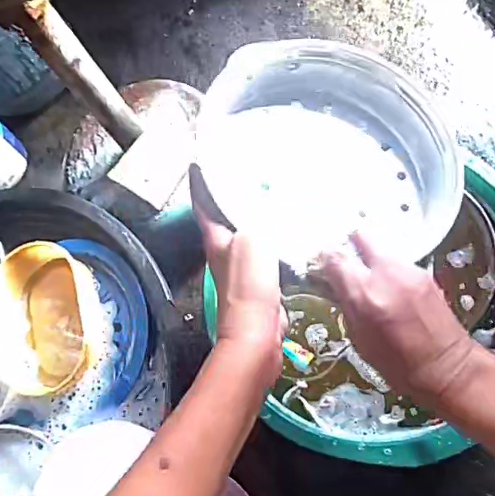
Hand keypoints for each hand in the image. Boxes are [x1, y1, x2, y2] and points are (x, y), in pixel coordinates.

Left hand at [192, 170, 284, 388]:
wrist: (257, 334)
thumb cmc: (248, 286)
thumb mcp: (252, 240)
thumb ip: (257, 219)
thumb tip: (265, 203)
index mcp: (216, 237)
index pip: (205, 202)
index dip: (202, 181)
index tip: (201, 161)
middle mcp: (225, 250)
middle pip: (228, 216)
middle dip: (237, 195)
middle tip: (253, 172)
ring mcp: (243, 268)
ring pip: (252, 233)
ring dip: (262, 217)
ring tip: (276, 196)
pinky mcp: (262, 282)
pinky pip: (271, 252)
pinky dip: (279, 239)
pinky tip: (293, 231)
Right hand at [315, 231, 481, 405]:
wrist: (445, 368)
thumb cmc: (397, 364)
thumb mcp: (358, 337)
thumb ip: (345, 303)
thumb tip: (332, 284)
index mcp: (364, 294)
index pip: (334, 257)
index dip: (323, 257)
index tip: (320, 262)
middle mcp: (386, 274)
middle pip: (361, 236)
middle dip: (349, 244)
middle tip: (345, 261)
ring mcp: (409, 271)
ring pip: (381, 249)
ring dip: (371, 260)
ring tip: (371, 282)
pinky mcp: (424, 274)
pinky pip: (398, 263)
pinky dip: (390, 271)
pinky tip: (392, 290)